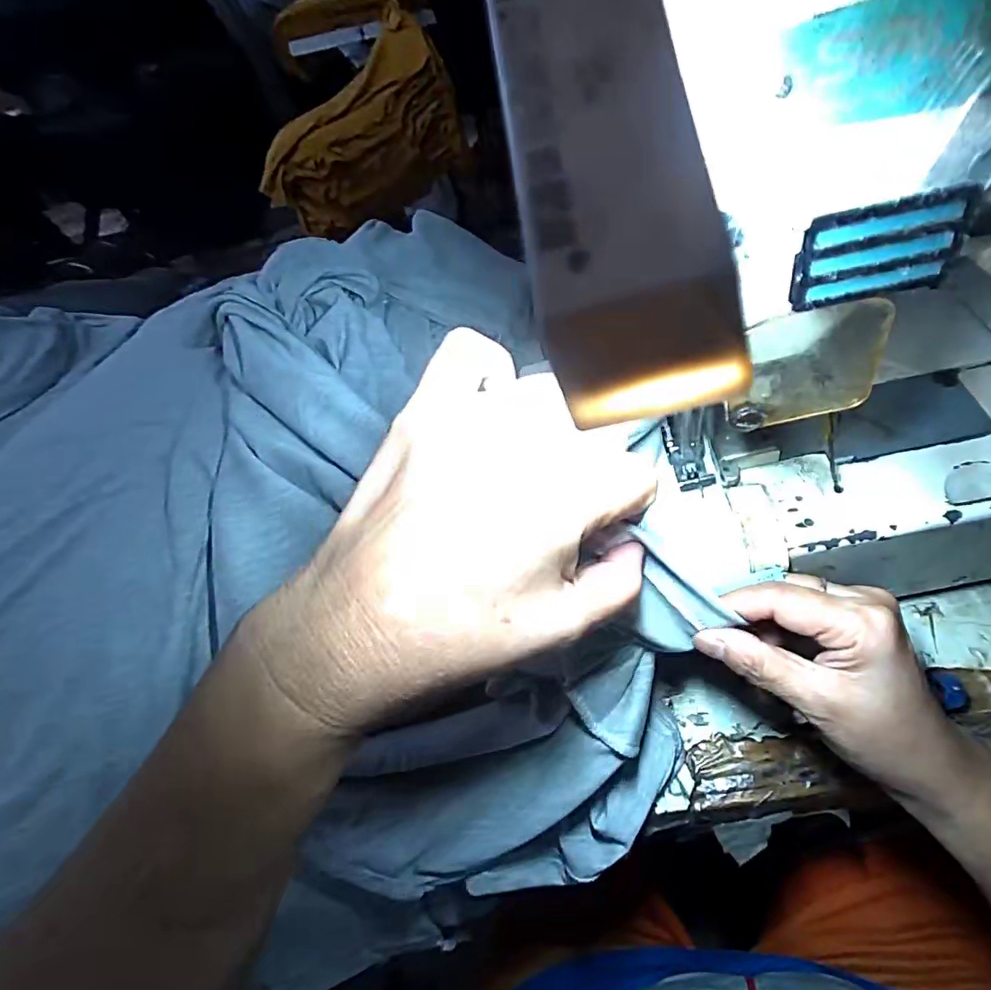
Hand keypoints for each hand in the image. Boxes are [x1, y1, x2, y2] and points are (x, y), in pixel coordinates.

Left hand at [237, 328, 657, 737]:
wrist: (351, 630)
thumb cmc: (459, 636)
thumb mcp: (557, 630)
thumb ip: (619, 585)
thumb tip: (634, 546)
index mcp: (563, 499)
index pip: (639, 472)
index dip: (635, 504)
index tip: (612, 525)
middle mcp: (523, 443)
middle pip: (602, 428)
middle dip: (602, 467)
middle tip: (574, 506)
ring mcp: (467, 417)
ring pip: (549, 392)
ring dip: (560, 428)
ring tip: (535, 468)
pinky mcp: (424, 410)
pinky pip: (473, 353)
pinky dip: (494, 373)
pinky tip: (492, 411)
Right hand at [693, 577, 985, 805]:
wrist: (926, 760)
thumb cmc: (879, 738)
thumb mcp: (813, 701)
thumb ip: (758, 663)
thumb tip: (708, 637)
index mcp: (861, 617)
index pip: (783, 596)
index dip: (736, 606)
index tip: (697, 621)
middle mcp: (867, 598)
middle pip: (790, 591)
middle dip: (750, 614)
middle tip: (715, 638)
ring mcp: (868, 604)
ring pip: (797, 598)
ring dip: (767, 622)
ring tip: (744, 653)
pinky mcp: (864, 616)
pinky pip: (812, 609)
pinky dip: (786, 629)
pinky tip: (772, 652)